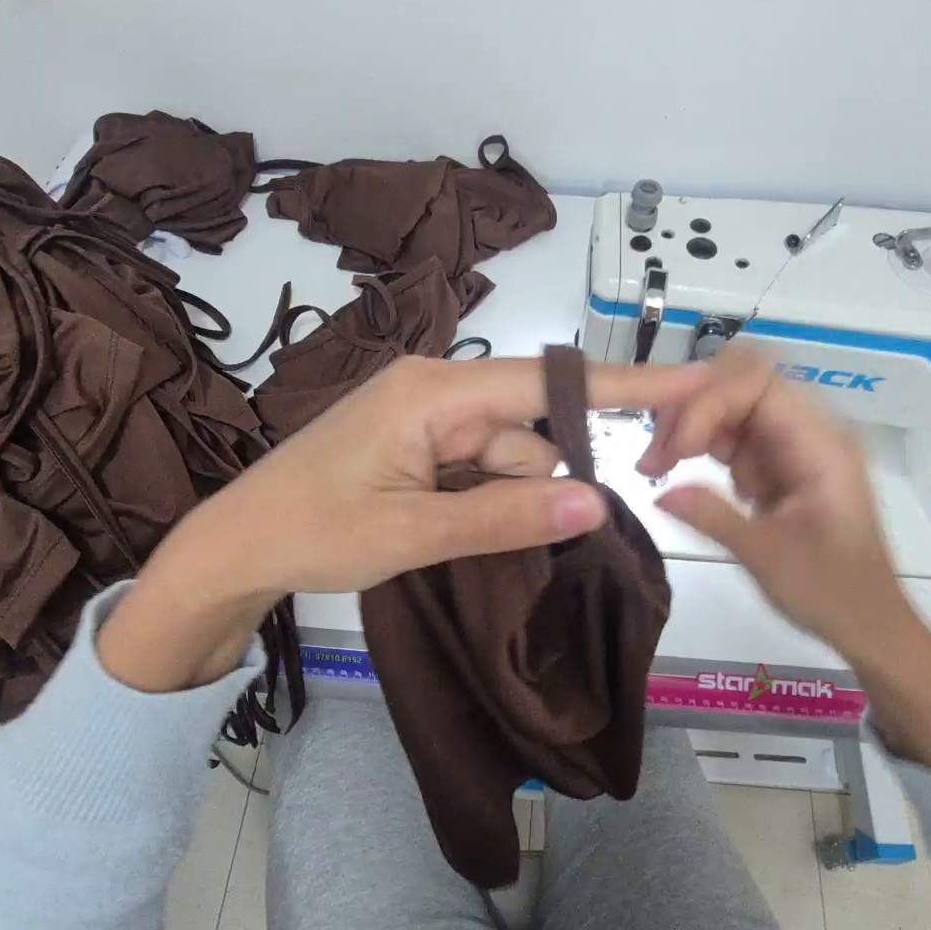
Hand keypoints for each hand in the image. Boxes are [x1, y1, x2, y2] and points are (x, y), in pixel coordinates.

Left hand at [99, 355, 713, 692]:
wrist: (236, 547)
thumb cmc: (311, 532)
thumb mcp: (413, 532)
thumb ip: (505, 517)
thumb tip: (596, 504)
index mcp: (432, 391)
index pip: (546, 382)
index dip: (622, 388)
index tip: (694, 383)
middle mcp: (435, 390)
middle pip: (529, 424)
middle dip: (548, 475)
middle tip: (544, 529)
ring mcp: (425, 418)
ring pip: (507, 451)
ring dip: (513, 496)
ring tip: (459, 536)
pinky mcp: (416, 445)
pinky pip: (479, 464)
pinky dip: (491, 497)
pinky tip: (466, 528)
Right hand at [636, 347, 915, 667]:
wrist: (870, 624)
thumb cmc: (832, 594)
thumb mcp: (767, 558)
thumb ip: (713, 517)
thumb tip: (659, 492)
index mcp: (821, 445)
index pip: (756, 383)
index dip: (708, 404)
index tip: (678, 451)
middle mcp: (810, 432)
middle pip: (741, 383)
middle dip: (692, 409)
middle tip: (656, 458)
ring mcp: (795, 446)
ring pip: (732, 406)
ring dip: (691, 429)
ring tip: (657, 468)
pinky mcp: (780, 464)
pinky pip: (736, 435)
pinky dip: (703, 448)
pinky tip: (681, 472)